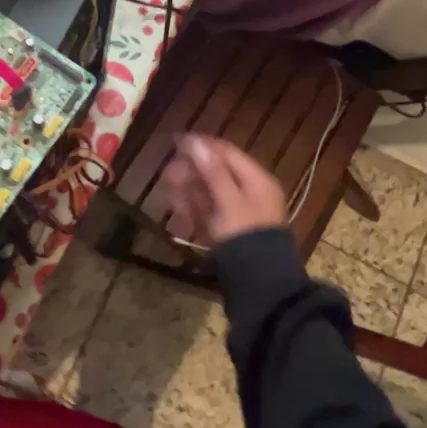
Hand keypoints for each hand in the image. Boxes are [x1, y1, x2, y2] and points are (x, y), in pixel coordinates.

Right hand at [160, 134, 287, 245]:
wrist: (259, 284)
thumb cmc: (246, 236)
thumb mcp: (229, 202)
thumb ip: (213, 172)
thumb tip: (195, 142)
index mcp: (257, 181)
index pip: (227, 153)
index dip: (201, 146)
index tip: (175, 143)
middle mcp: (250, 193)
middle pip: (216, 173)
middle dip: (191, 171)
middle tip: (167, 174)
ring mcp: (239, 214)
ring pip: (210, 193)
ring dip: (189, 190)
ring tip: (169, 192)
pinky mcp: (229, 231)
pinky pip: (209, 213)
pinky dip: (194, 209)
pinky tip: (179, 210)